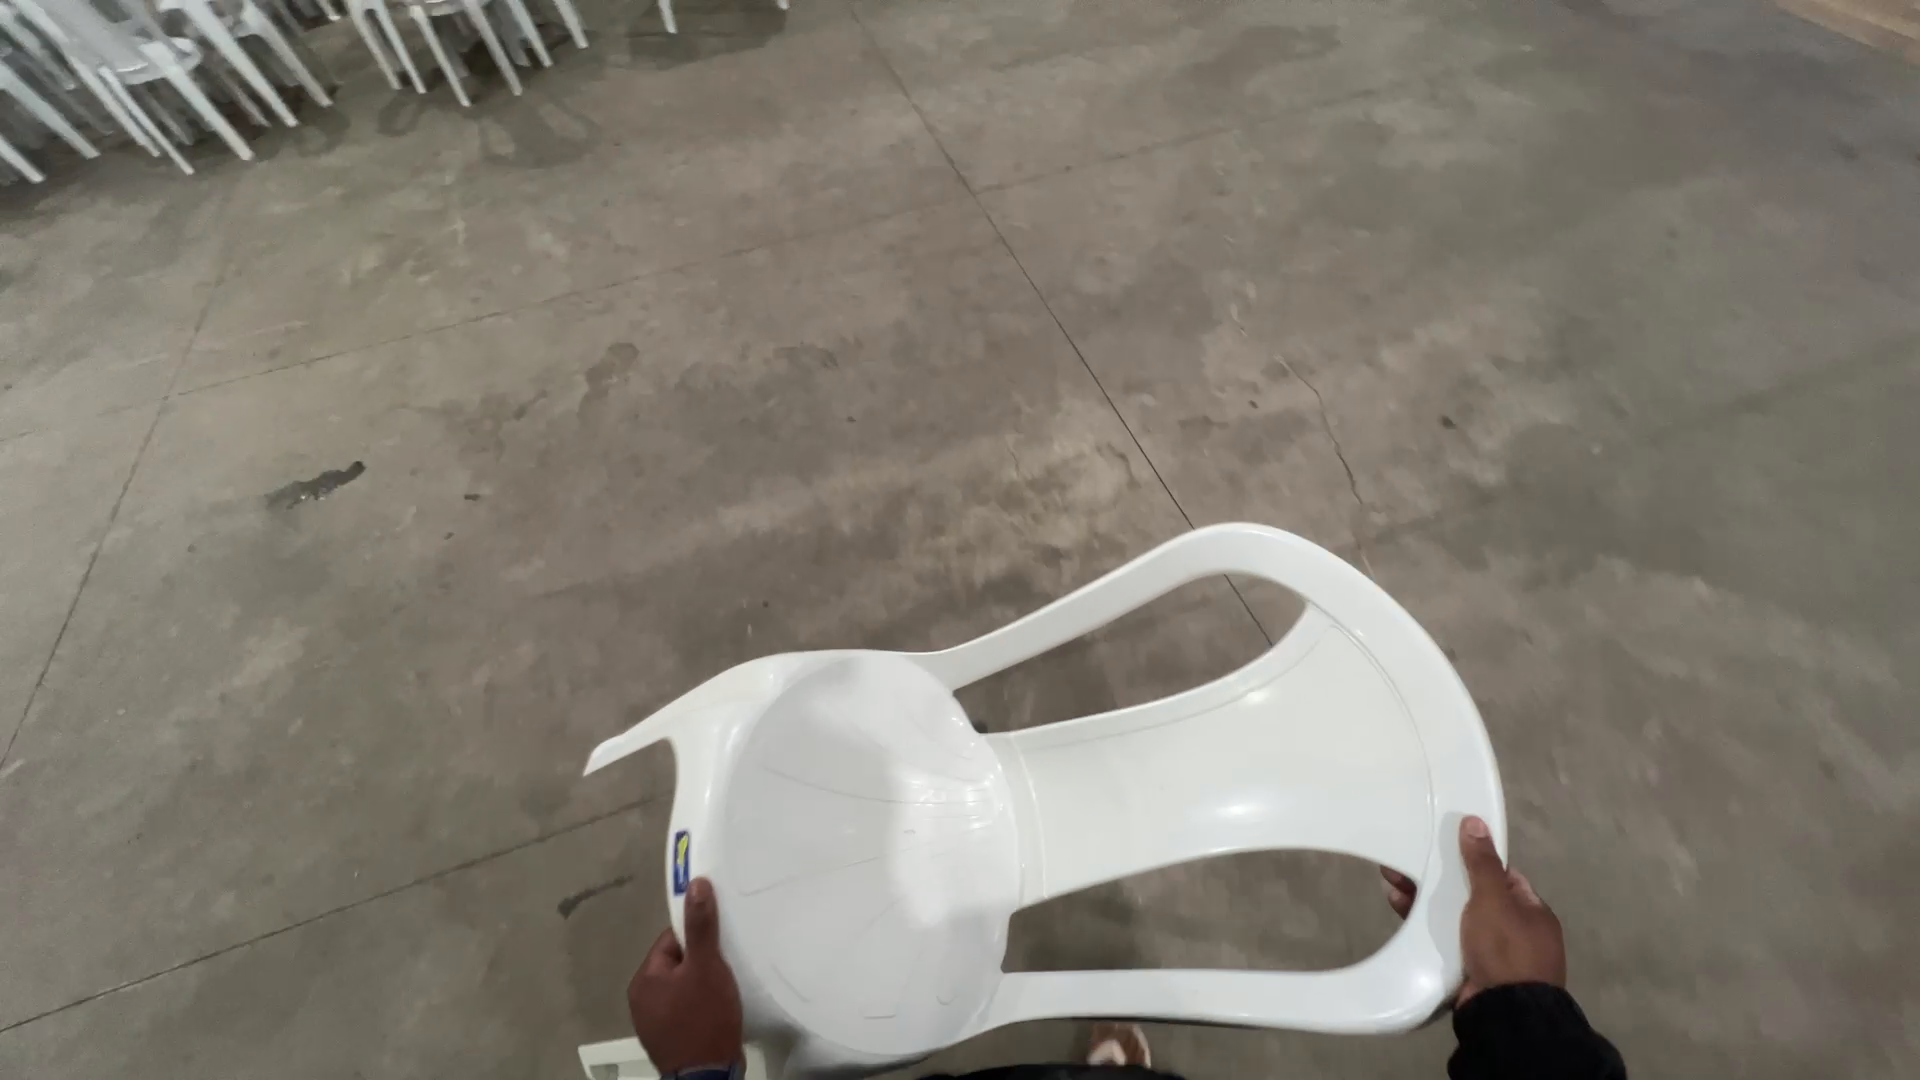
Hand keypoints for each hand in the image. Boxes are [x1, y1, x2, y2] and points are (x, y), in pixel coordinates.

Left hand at [628, 878, 744, 1072]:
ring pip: (684, 985)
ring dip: (704, 981)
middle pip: (679, 961)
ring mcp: (654, 1023)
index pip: (672, 939)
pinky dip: (702, 1002)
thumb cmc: (703, 1017)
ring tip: (726, 984)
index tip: (720, 943)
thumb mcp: (706, 965)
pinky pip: (687, 1006)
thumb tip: (695, 883)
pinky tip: (719, 1006)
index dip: (698, 936)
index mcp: (644, 979)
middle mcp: (642, 1000)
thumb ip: (701, 925)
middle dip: (703, 959)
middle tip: (726, 963)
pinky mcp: (670, 1039)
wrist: (707, 1078)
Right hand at [1380, 816, 1566, 1005]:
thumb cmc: (1506, 949)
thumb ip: (1482, 863)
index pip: (1499, 874)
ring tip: (1392, 878)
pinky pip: (1439, 931)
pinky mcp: (1464, 962)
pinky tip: (1397, 902)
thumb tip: (1475, 821)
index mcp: (1530, 911)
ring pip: (1450, 911)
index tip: (1441, 846)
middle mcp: (1513, 928)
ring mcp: (1488, 947)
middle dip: (1436, 875)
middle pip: (1469, 890)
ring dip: (1422, 895)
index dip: (1470, 858)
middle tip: (1404, 858)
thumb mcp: (1493, 899)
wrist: (1504, 1012)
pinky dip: (1419, 917)